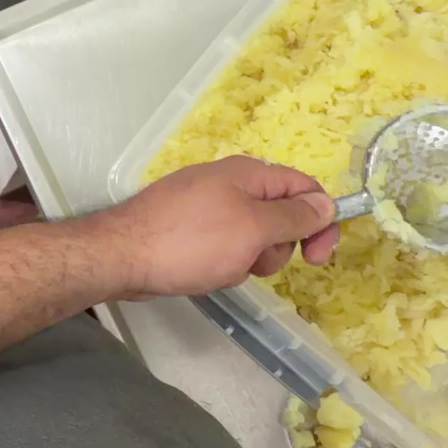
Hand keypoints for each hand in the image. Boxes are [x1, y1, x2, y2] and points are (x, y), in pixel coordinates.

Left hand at [89, 155, 338, 298]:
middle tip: (252, 259)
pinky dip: (220, 266)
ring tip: (218, 266)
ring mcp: (204, 208)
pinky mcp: (188, 231)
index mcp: (246, 174)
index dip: (320, 220)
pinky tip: (199, 273)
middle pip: (280, 218)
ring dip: (245, 261)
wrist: (122, 256)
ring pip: (252, 240)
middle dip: (274, 248)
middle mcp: (227, 185)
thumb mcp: (253, 228)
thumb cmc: (191, 241)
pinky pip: (224, 250)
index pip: (303, 188)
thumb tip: (325, 202)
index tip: (318, 258)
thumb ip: (293, 216)